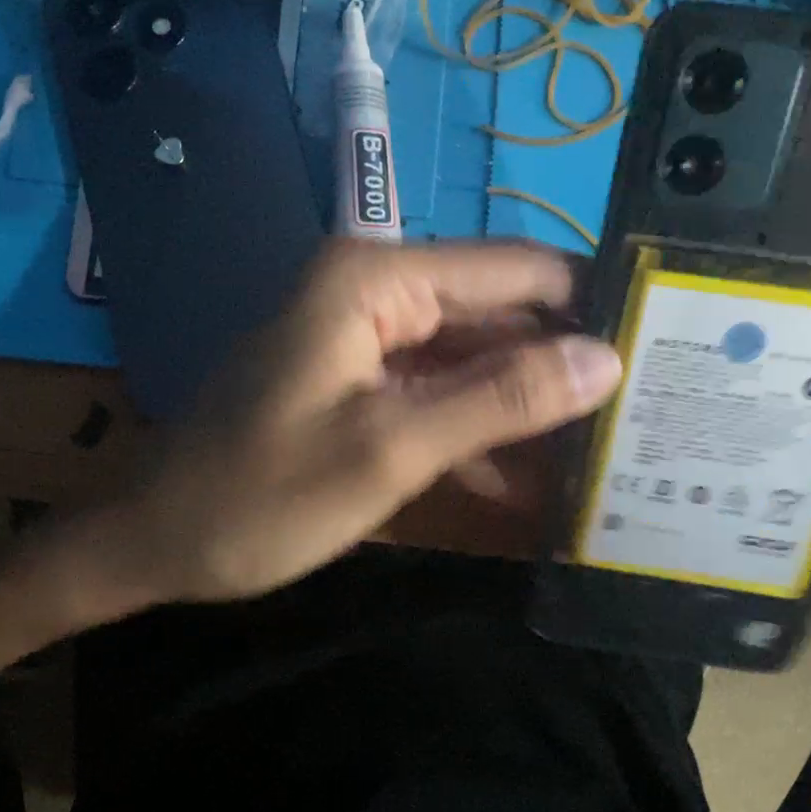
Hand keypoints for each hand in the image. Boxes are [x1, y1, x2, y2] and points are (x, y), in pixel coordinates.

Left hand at [102, 241, 622, 603]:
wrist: (155, 541)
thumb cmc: (260, 497)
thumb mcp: (390, 451)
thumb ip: (499, 400)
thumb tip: (606, 359)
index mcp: (378, 280)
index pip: (516, 270)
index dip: (586, 307)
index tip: (655, 351)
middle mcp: (377, 289)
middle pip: (498, 312)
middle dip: (561, 363)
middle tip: (639, 417)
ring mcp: (367, 335)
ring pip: (473, 356)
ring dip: (526, 405)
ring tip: (601, 455)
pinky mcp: (359, 379)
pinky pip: (438, 390)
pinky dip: (479, 427)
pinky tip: (526, 482)